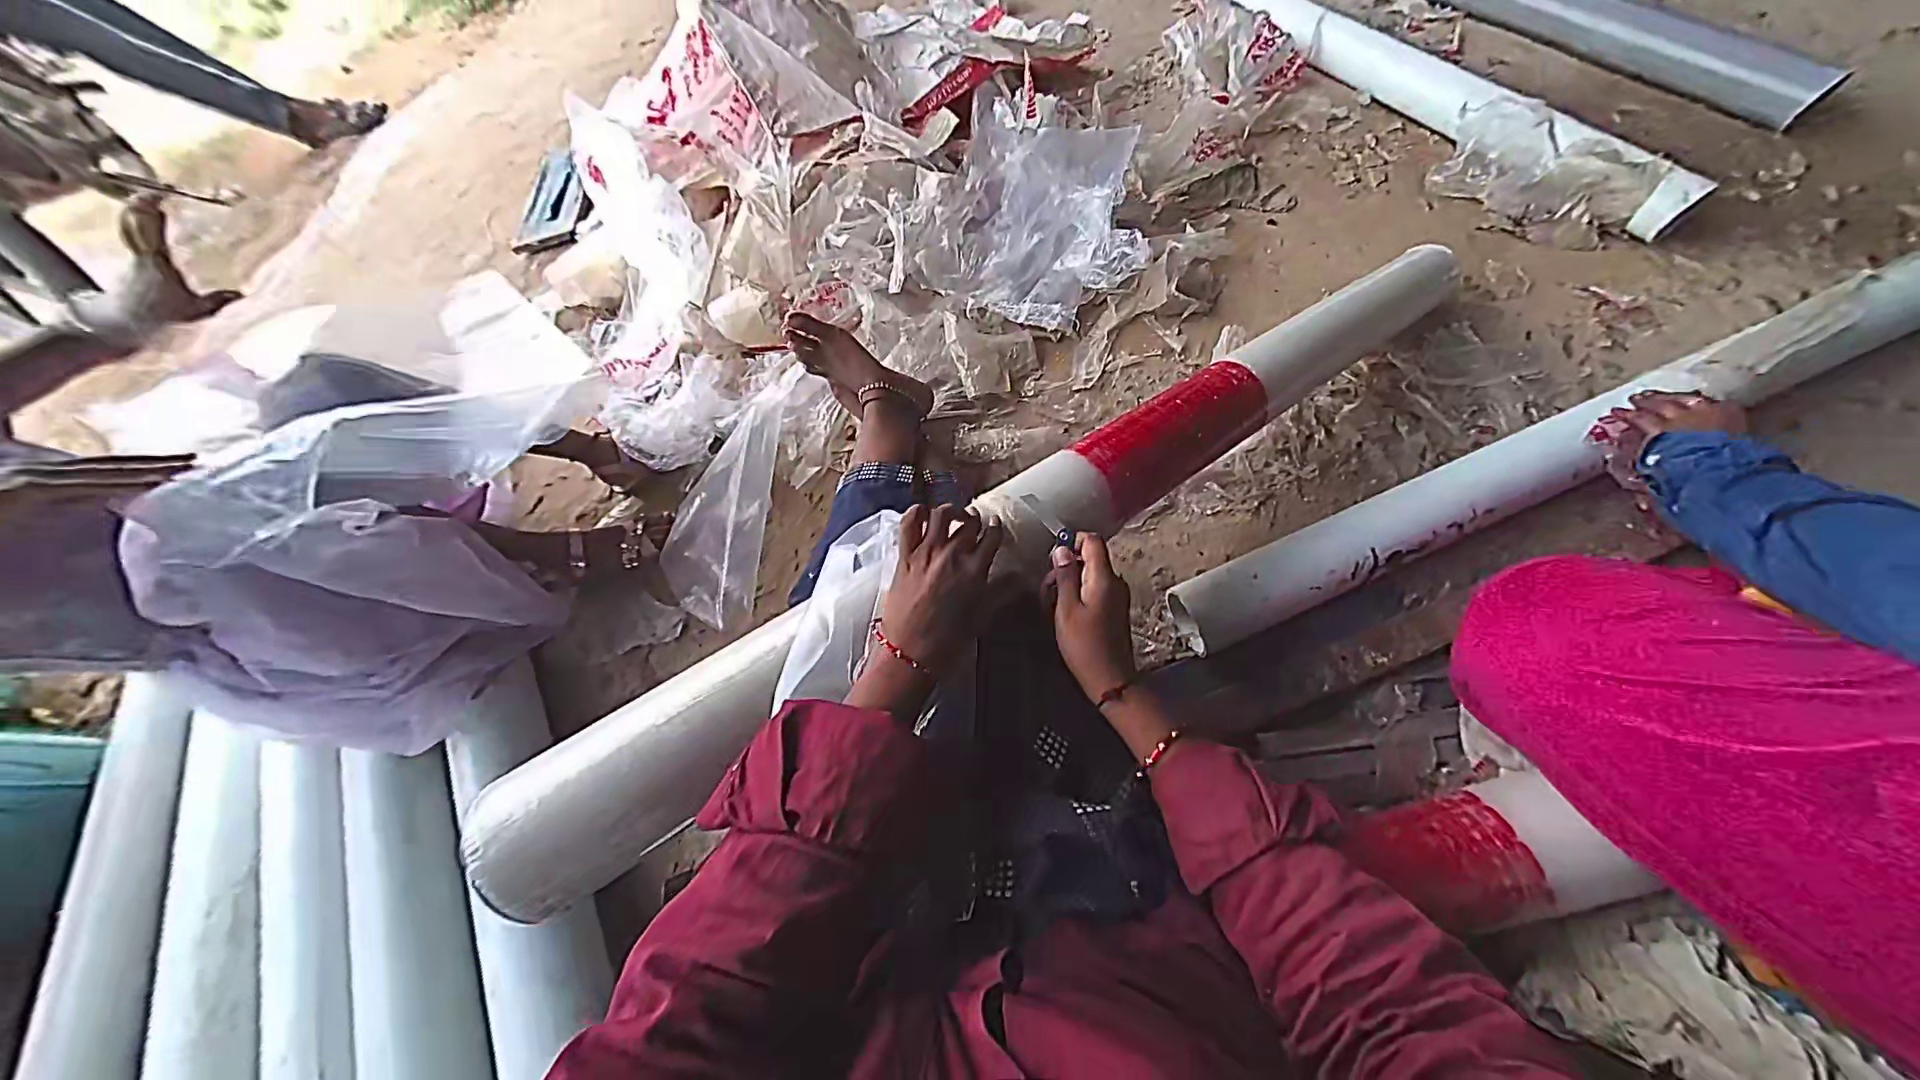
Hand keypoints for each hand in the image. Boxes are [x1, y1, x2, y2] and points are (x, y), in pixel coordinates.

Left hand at [875, 503, 1004, 675]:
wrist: (910, 653)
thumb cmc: (947, 641)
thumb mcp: (982, 616)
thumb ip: (1001, 592)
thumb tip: (1020, 579)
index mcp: (975, 570)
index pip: (992, 536)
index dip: (995, 529)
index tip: (995, 529)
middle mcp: (952, 555)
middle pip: (970, 522)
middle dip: (975, 519)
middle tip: (974, 524)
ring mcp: (926, 553)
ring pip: (942, 514)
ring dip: (951, 511)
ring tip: (953, 517)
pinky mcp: (905, 556)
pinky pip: (910, 523)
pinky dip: (917, 513)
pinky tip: (923, 514)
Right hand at [1045, 532, 1136, 700]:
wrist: (1109, 678)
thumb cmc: (1085, 646)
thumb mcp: (1066, 609)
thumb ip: (1064, 576)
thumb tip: (1061, 550)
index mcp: (1104, 579)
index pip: (1093, 541)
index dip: (1073, 542)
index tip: (1055, 557)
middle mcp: (1115, 582)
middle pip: (1090, 558)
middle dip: (1066, 566)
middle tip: (1048, 587)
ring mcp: (1116, 595)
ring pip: (1090, 574)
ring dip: (1070, 582)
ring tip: (1053, 602)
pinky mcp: (1114, 608)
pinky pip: (1094, 589)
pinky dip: (1078, 593)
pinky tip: (1065, 611)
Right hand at [1590, 390, 1746, 490]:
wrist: (1721, 474)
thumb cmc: (1685, 476)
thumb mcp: (1650, 474)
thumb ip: (1636, 464)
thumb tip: (1621, 456)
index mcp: (1658, 431)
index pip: (1638, 419)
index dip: (1626, 415)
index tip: (1616, 412)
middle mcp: (1679, 418)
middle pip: (1660, 405)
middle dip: (1646, 401)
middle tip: (1636, 398)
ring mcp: (1706, 413)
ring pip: (1683, 399)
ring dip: (1669, 396)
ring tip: (1660, 394)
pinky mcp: (1730, 413)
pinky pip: (1712, 401)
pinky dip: (1700, 399)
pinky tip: (1697, 398)